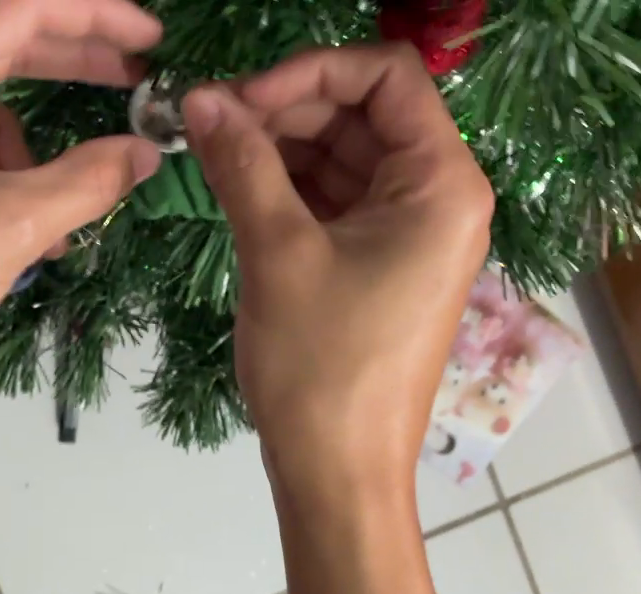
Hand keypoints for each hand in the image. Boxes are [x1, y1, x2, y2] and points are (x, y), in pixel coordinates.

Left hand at [0, 0, 163, 385]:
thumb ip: (89, 181)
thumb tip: (146, 153)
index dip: (94, 17)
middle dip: (69, 69)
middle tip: (133, 87)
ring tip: (47, 228)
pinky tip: (6, 234)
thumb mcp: (14, 226)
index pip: (20, 7)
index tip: (148, 41)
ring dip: (25, 160)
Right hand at [183, 45, 493, 490]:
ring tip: (214, 163)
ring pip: (342, 167)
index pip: (385, 78)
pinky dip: (288, 199)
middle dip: (285, 113)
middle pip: (361, 119)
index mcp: (441, 184)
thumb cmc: (319, 367)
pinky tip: (239, 198)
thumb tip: (199, 97)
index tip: (234, 102)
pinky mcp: (375, 274)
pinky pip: (334, 212)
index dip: (306, 74)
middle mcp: (436, 201)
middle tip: (209, 130)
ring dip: (279, 157)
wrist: (337, 473)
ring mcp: (406, 241)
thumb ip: (243, 167)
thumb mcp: (279, 256)